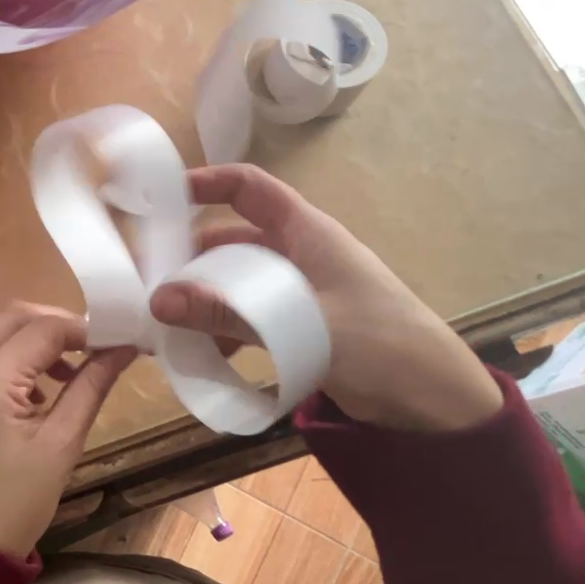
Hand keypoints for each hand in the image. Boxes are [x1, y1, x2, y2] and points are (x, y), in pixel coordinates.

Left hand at [0, 303, 136, 557]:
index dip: (84, 330)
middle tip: (93, 350)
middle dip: (57, 326)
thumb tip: (125, 348)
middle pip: (13, 317)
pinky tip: (33, 388)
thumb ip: (92, 386)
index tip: (116, 342)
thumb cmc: (17, 503)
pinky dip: (6, 354)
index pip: (42, 330)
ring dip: (30, 338)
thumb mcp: (63, 443)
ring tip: (66, 372)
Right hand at [149, 164, 501, 432]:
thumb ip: (228, 313)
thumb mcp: (298, 325)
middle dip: (190, 259)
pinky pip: (248, 317)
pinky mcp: (298, 327)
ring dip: (203, 300)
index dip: (207, 183)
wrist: (434, 400)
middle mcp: (299, 254)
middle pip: (232, 239)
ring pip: (236, 282)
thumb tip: (159, 300)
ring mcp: (298, 292)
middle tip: (150, 285)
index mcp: (307, 233)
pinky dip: (222, 329)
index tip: (162, 201)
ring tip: (167, 327)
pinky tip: (202, 354)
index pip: (250, 188)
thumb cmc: (379, 344)